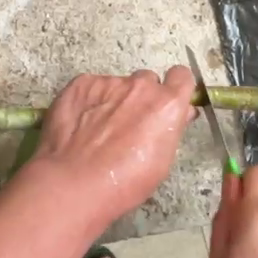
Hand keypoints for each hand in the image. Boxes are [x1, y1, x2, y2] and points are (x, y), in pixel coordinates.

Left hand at [22, 67, 197, 227]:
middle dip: (142, 98)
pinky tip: (81, 124)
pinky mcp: (81, 84)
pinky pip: (92, 88)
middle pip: (147, 81)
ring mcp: (109, 82)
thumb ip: (171, 128)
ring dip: (114, 100)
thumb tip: (179, 113)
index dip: (175, 88)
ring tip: (99, 130)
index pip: (182, 76)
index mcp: (166, 103)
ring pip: (117, 85)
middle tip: (129, 124)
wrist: (75, 181)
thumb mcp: (162, 161)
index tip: (167, 103)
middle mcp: (140, 85)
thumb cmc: (126, 181)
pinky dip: (90, 101)